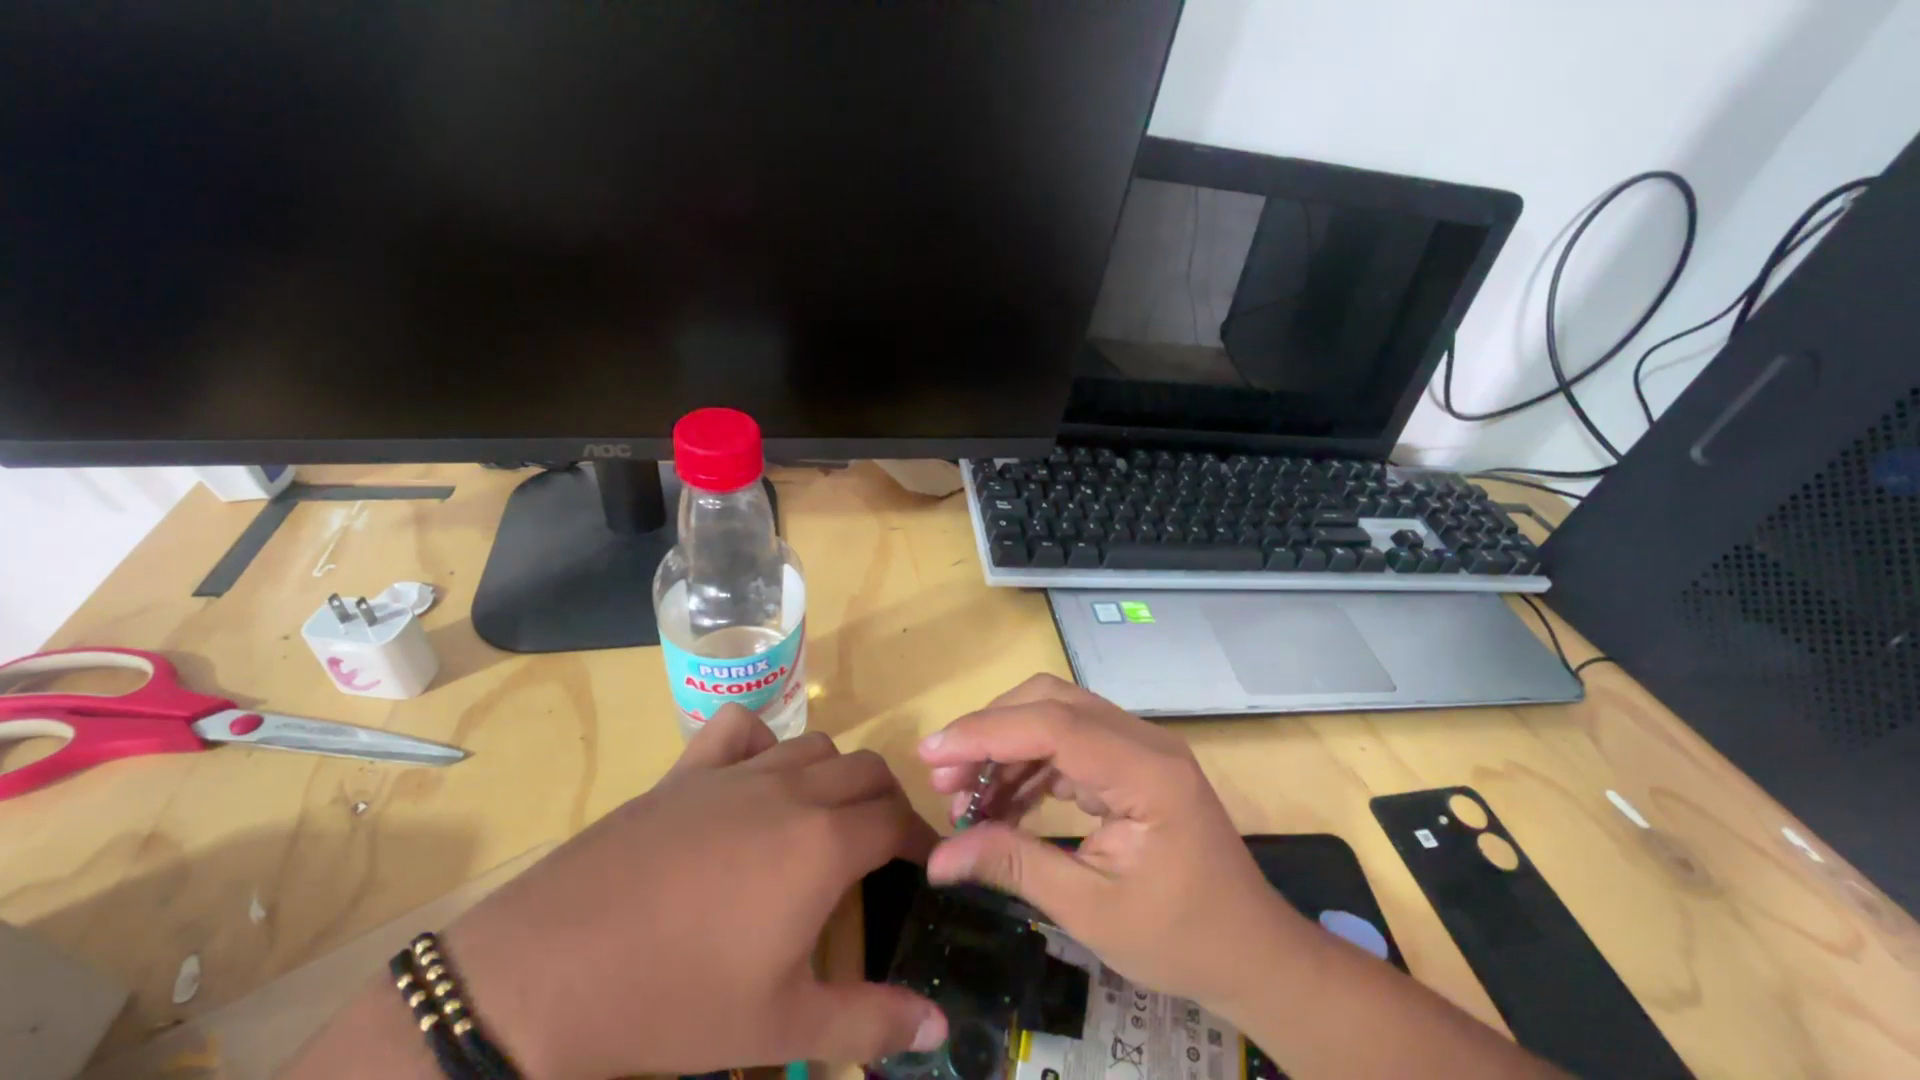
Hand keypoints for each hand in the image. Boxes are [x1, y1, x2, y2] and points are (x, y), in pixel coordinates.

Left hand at [443, 707, 947, 1078]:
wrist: (547, 973)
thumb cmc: (675, 1001)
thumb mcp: (783, 1027)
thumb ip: (871, 1023)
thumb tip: (939, 1028)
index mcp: (822, 844)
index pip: (897, 819)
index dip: (922, 840)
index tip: (926, 866)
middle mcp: (788, 792)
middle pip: (866, 770)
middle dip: (888, 803)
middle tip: (882, 850)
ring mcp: (732, 775)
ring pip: (812, 745)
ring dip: (836, 774)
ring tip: (826, 820)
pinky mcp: (682, 773)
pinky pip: (738, 730)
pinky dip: (763, 742)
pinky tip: (754, 781)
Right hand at [918, 675, 1306, 1012]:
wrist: (1251, 953)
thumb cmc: (1179, 938)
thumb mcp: (1089, 909)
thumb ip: (1013, 866)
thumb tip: (938, 856)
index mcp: (1146, 772)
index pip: (1053, 725)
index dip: (985, 733)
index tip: (929, 755)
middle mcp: (1146, 743)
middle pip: (1053, 702)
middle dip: (990, 731)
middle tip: (942, 778)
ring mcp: (1142, 751)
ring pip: (1059, 717)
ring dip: (1006, 748)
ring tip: (960, 796)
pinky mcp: (1135, 767)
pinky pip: (1072, 746)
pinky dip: (1030, 766)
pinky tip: (1000, 804)